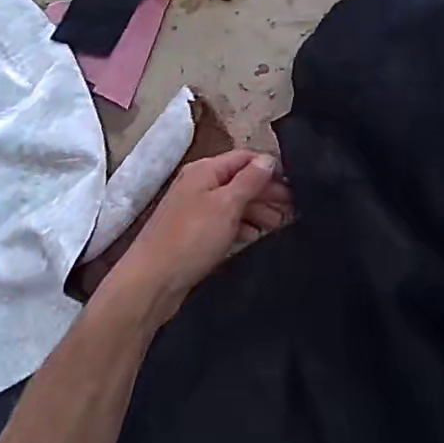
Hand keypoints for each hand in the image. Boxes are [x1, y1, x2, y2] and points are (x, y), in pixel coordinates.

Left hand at [101, 149, 291, 318]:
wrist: (149, 285)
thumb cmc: (190, 238)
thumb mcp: (228, 204)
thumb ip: (251, 179)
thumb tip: (269, 159)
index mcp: (205, 170)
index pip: (246, 157)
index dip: (271, 168)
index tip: (295, 185)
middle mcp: (199, 184)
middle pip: (241, 179)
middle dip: (267, 192)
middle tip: (293, 208)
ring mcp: (194, 210)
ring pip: (235, 202)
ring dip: (258, 210)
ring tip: (280, 224)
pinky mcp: (193, 234)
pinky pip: (225, 222)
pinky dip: (243, 225)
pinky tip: (255, 236)